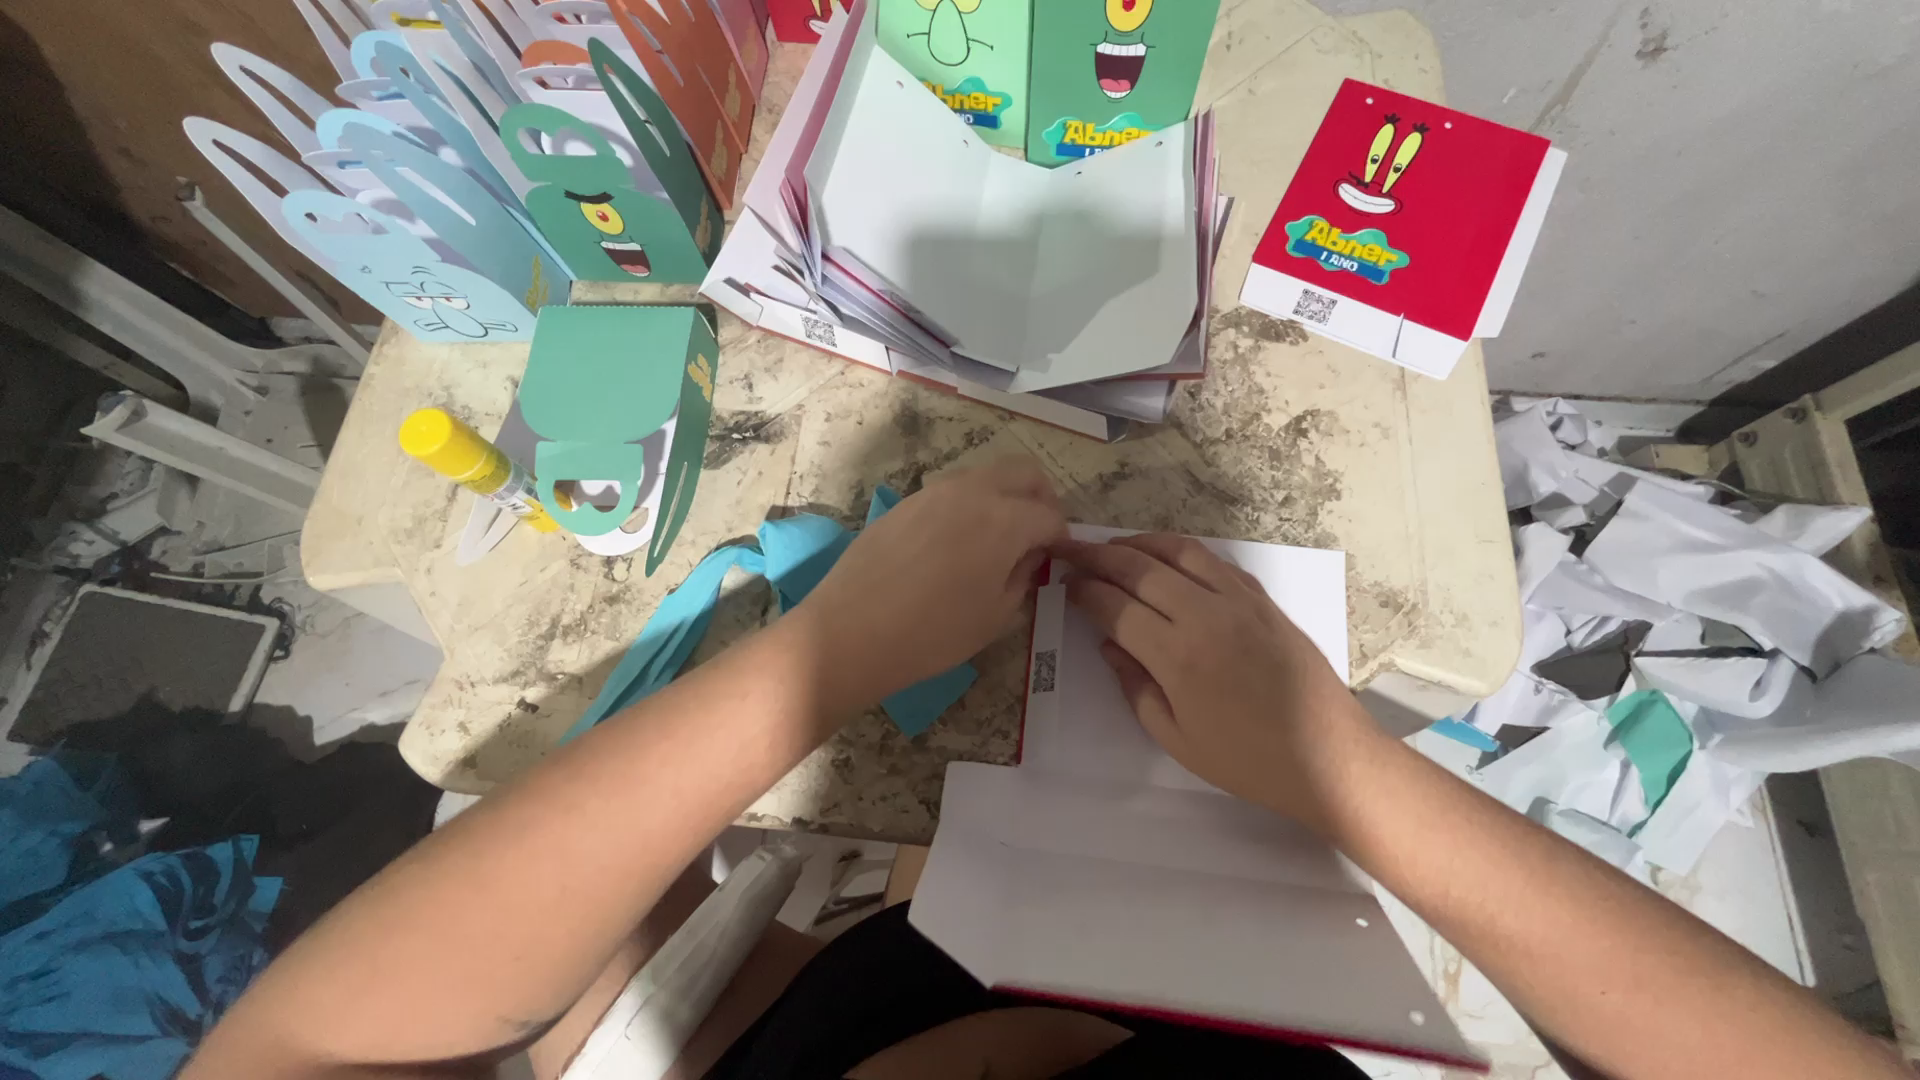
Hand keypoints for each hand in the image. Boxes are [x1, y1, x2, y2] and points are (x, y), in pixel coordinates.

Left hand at [796, 458, 1066, 713]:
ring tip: (995, 541)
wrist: (851, 630)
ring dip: (1003, 497)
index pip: (1050, 515)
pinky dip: (969, 506)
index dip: (1061, 537)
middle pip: (1024, 472)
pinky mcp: (905, 502)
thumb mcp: (996, 615)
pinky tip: (955, 545)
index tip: (1057, 557)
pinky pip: (951, 491)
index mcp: (1005, 519)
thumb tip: (1029, 555)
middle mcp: (973, 491)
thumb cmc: (934, 633)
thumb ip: (1023, 576)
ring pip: (986, 475)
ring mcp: (934, 491)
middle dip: (1041, 498)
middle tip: (1036, 535)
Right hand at [1058, 534, 1379, 829]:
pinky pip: (1215, 561)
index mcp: (1176, 655)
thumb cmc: (1246, 760)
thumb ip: (1134, 686)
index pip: (1116, 606)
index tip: (1064, 583)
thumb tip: (1107, 644)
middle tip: (1071, 549)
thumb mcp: (1175, 738)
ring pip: (1178, 552)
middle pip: (1139, 568)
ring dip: (1139, 543)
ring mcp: (1238, 601)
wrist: (1329, 756)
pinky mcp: (1263, 599)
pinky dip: (1183, 552)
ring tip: (1113, 546)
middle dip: (1097, 555)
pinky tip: (1168, 560)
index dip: (1084, 591)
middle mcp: (1204, 615)